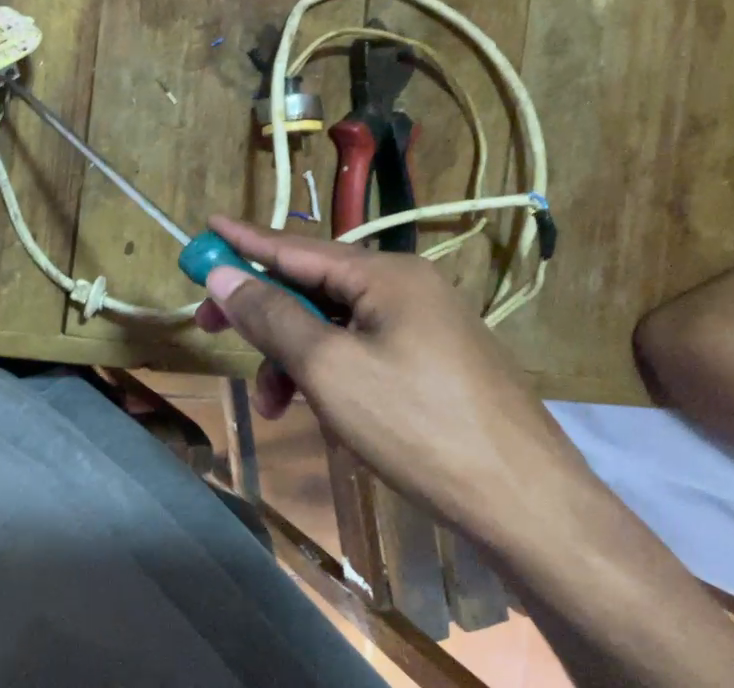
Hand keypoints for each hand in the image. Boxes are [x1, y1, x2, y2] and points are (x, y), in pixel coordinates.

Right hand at [193, 216, 595, 548]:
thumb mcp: (327, 367)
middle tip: (208, 328)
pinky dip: (324, 376)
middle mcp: (406, 291)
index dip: (244, 239)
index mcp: (386, 277)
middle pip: (310, 287)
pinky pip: (357, 353)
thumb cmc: (418, 426)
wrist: (530, 509)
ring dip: (289, 358)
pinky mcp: (430, 367)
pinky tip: (315, 414)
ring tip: (272, 404)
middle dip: (259, 312)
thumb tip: (222, 275)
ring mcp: (423, 330)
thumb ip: (270, 315)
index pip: (295, 247)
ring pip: (330, 326)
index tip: (204, 225)